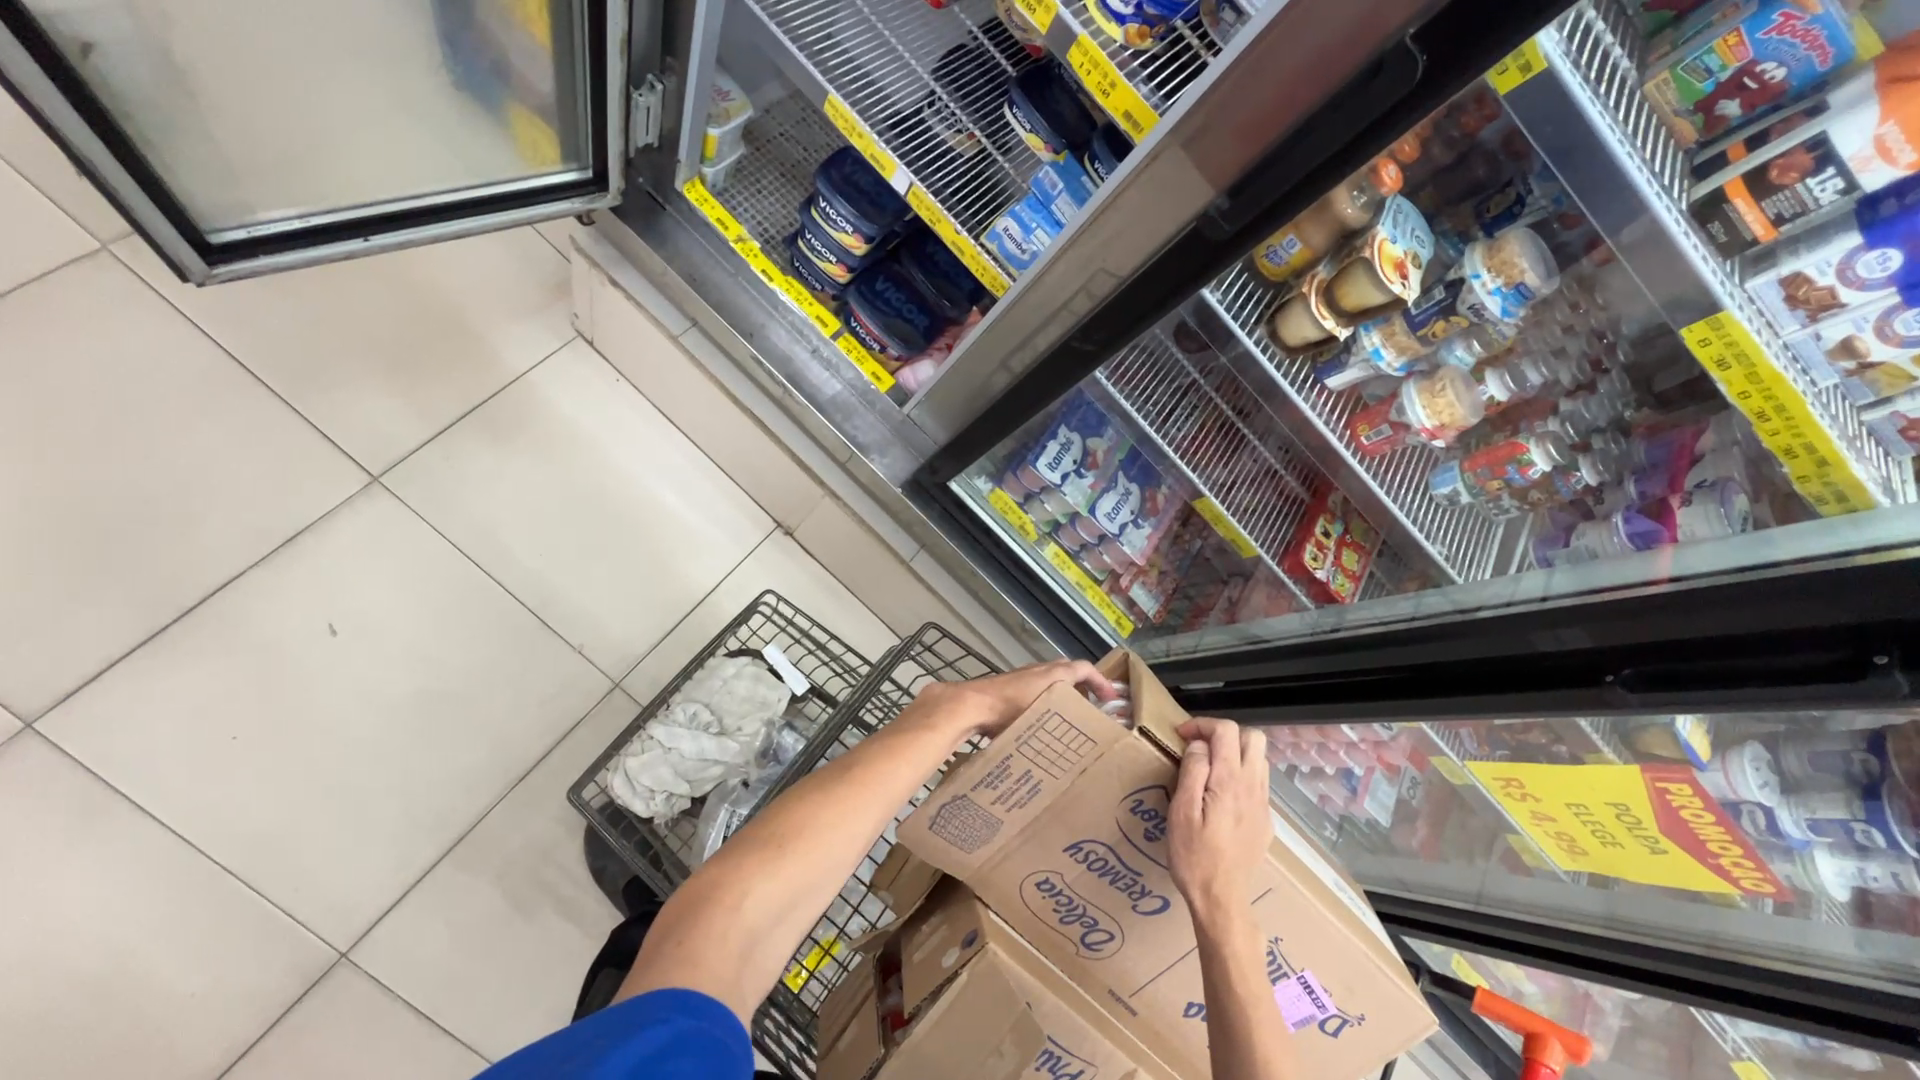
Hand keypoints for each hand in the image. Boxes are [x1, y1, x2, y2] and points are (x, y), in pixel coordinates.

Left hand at [919, 658, 1117, 737]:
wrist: (972, 704)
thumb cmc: (1011, 706)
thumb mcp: (1045, 707)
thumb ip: (1067, 712)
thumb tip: (1086, 724)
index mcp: (1054, 673)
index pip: (1084, 669)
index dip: (1101, 681)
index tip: (1111, 698)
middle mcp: (1039, 670)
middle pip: (1068, 672)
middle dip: (1082, 687)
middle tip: (1091, 707)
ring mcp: (1022, 678)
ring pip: (1049, 682)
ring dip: (1062, 695)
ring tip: (1069, 718)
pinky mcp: (1007, 688)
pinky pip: (1033, 690)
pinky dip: (1044, 700)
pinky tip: (1041, 721)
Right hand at [1168, 718, 1270, 925]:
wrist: (1221, 899)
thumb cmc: (1194, 856)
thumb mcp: (1181, 811)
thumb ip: (1192, 772)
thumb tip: (1198, 746)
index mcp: (1230, 781)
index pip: (1226, 731)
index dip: (1202, 724)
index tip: (1181, 736)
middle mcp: (1254, 787)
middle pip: (1253, 738)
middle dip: (1224, 734)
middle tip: (1198, 748)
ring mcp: (1264, 805)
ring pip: (1259, 760)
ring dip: (1234, 754)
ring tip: (1208, 770)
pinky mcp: (1265, 822)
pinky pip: (1258, 784)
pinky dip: (1240, 777)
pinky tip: (1220, 798)